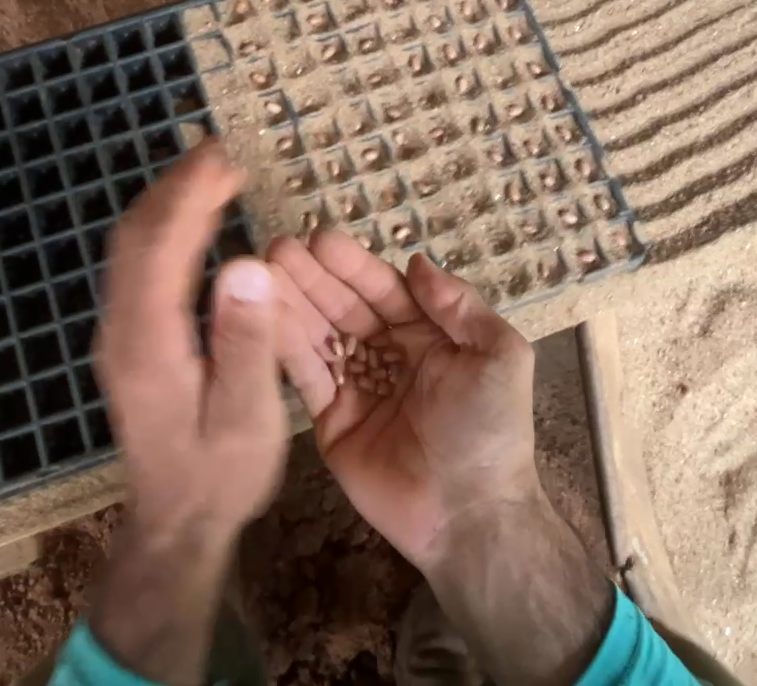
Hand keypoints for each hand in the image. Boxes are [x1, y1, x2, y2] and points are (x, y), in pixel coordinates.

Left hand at [86, 142, 287, 685]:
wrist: (174, 520)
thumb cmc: (220, 473)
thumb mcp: (247, 418)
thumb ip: (245, 342)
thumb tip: (247, 264)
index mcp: (149, 343)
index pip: (159, 249)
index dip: (187, 195)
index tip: (220, 156)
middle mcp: (122, 328)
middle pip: (135, 237)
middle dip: (174, 185)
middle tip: (218, 149)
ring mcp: (118, 331)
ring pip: (129, 247)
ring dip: (165, 200)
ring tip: (209, 170)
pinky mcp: (126, 336)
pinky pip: (136, 264)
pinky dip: (162, 227)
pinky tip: (192, 219)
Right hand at [267, 232, 611, 685]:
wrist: (468, 516)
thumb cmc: (488, 430)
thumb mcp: (498, 356)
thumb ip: (460, 306)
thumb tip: (416, 262)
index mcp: (427, 335)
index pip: (383, 290)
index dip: (352, 265)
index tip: (319, 239)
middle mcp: (388, 353)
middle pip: (343, 306)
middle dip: (312, 278)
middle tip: (275, 249)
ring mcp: (356, 385)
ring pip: (318, 335)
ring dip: (290, 303)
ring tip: (258, 275)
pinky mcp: (330, 418)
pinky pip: (306, 376)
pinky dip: (283, 346)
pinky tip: (260, 318)